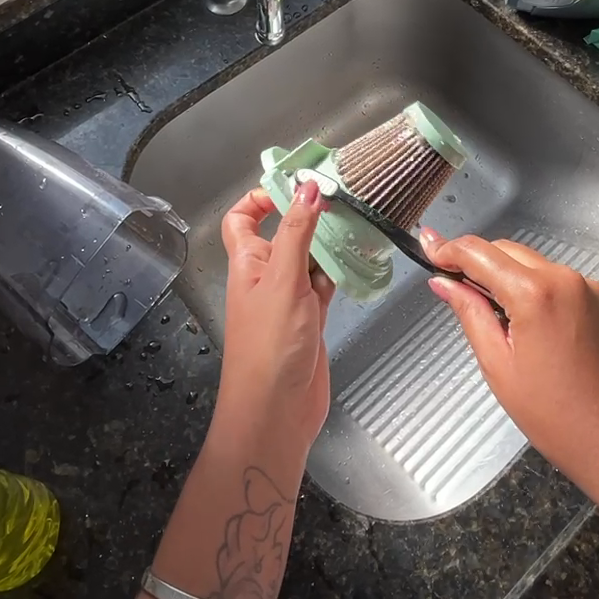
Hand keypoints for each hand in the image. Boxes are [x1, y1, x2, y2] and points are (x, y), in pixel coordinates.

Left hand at [214, 183, 337, 458]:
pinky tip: (357, 260)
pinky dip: (339, 271)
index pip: (242, 218)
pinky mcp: (310, 317)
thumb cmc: (268, 348)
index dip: (260, 197)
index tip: (294, 184)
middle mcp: (266, 276)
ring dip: (328, 242)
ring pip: (308, 256)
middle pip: (283, 232)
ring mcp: (289, 297)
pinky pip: (324, 283)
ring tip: (355, 223)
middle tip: (339, 197)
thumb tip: (307, 188)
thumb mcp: (283, 280)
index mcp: (247, 263)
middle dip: (307, 215)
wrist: (276, 414)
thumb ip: (296, 232)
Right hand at [422, 230, 598, 502]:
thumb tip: (442, 282)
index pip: (479, 253)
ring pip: (532, 264)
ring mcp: (588, 287)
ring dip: (506, 275)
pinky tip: (530, 324)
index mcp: (533, 292)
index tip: (426, 246)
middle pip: (506, 251)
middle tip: (452, 285)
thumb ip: (469, 313)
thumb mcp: (499, 366)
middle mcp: (563, 278)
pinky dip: (535, 289)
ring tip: (492, 312)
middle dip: (476, 262)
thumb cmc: (556, 416)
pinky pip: (558, 281)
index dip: (447, 248)